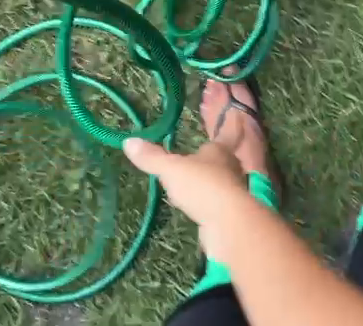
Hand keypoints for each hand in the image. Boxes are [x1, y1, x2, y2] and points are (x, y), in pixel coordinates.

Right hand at [123, 137, 259, 253]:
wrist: (228, 223)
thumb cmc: (201, 186)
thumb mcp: (171, 169)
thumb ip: (152, 157)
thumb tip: (128, 141)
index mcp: (219, 151)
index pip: (213, 143)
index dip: (203, 147)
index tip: (192, 152)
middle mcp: (231, 168)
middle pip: (218, 164)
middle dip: (205, 168)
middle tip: (189, 173)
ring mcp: (234, 192)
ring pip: (220, 186)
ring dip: (207, 190)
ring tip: (190, 195)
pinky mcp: (232, 214)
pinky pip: (218, 207)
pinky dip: (209, 209)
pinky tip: (198, 215)